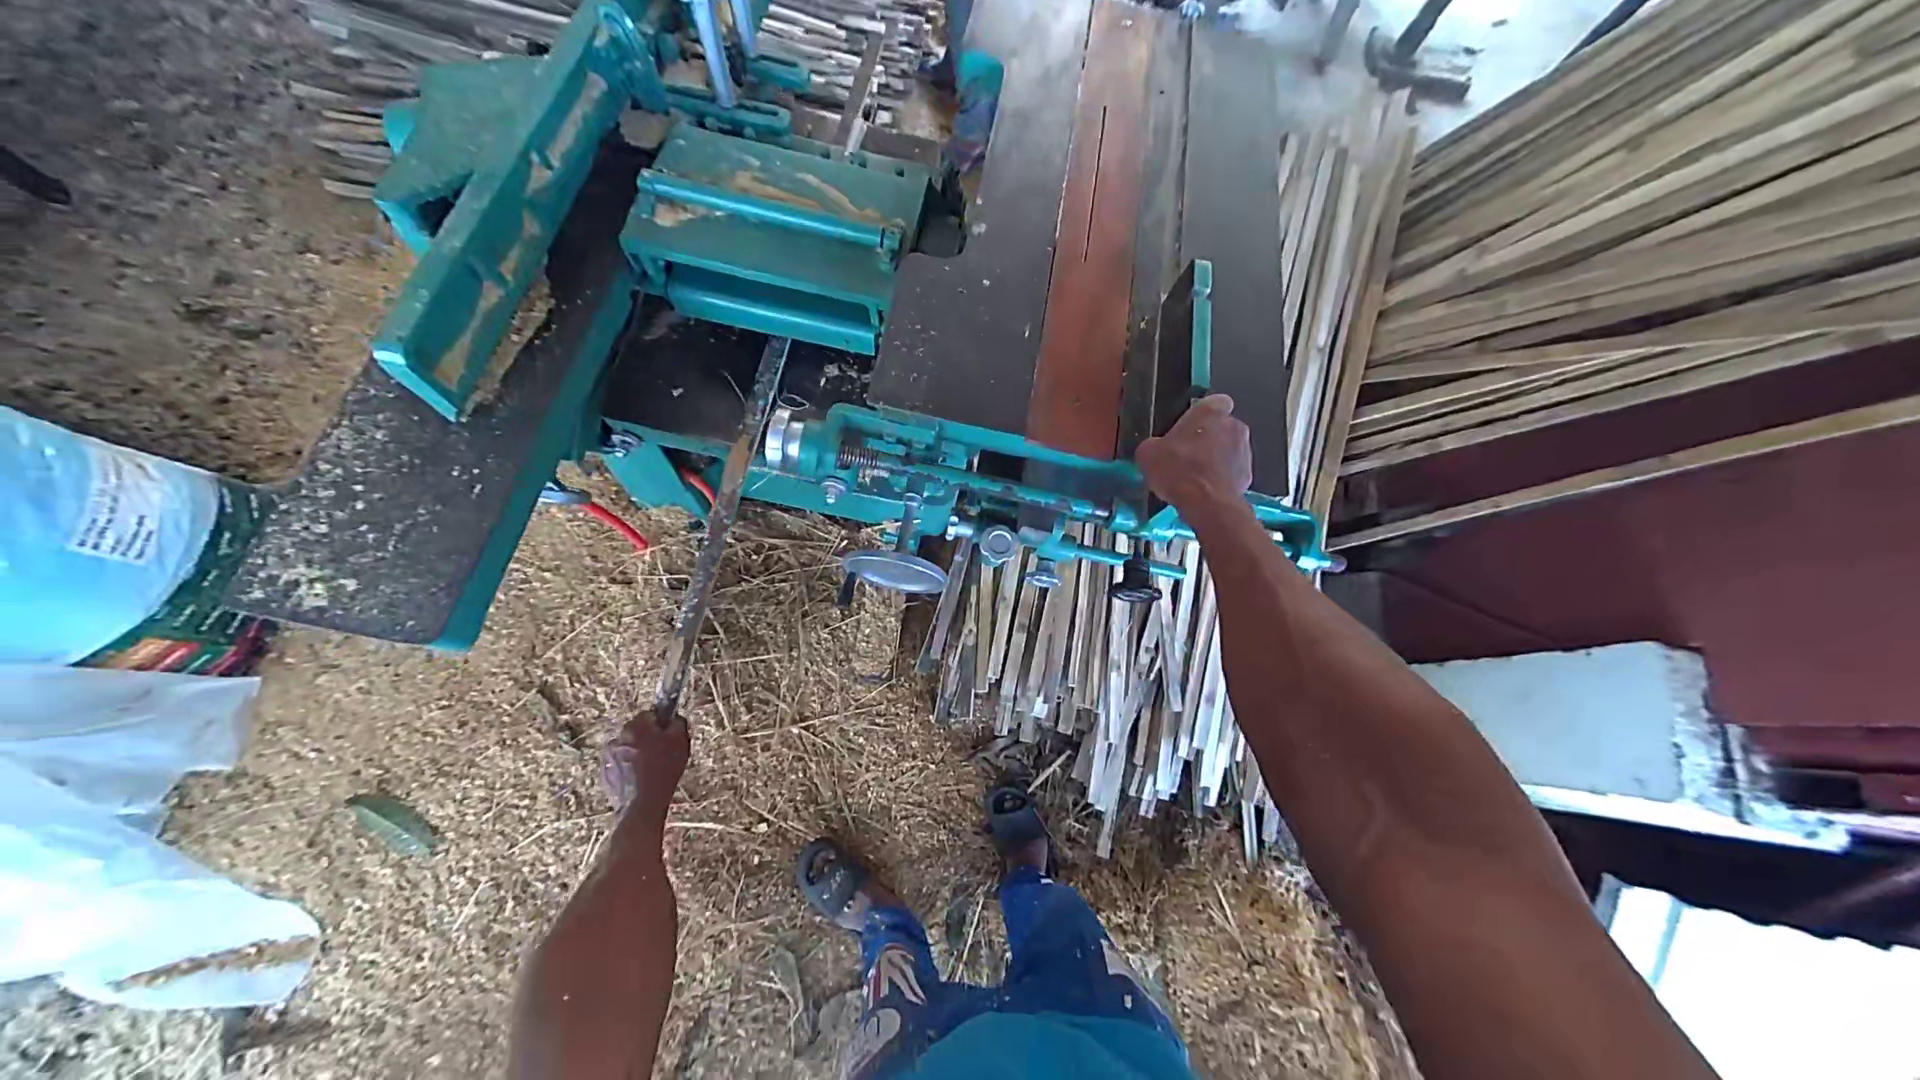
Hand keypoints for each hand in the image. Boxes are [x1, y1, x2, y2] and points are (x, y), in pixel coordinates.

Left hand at [600, 708, 690, 818]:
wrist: (642, 803)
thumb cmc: (663, 769)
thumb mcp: (680, 741)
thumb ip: (677, 722)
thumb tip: (673, 718)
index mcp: (636, 726)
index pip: (650, 715)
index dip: (662, 725)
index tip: (669, 737)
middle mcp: (618, 737)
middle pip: (637, 731)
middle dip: (648, 738)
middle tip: (662, 753)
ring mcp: (608, 756)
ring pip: (627, 747)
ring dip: (637, 753)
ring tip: (650, 768)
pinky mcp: (605, 773)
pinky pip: (620, 763)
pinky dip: (628, 767)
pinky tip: (640, 778)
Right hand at [1136, 394, 1252, 510]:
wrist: (1205, 503)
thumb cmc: (1177, 469)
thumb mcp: (1148, 453)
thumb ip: (1155, 444)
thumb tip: (1156, 449)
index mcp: (1210, 411)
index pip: (1214, 401)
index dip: (1201, 415)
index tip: (1189, 428)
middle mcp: (1233, 424)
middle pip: (1221, 427)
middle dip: (1208, 438)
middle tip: (1186, 455)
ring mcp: (1245, 450)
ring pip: (1229, 449)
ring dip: (1216, 458)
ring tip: (1195, 477)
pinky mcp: (1249, 475)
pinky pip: (1232, 471)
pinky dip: (1222, 478)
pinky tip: (1205, 490)